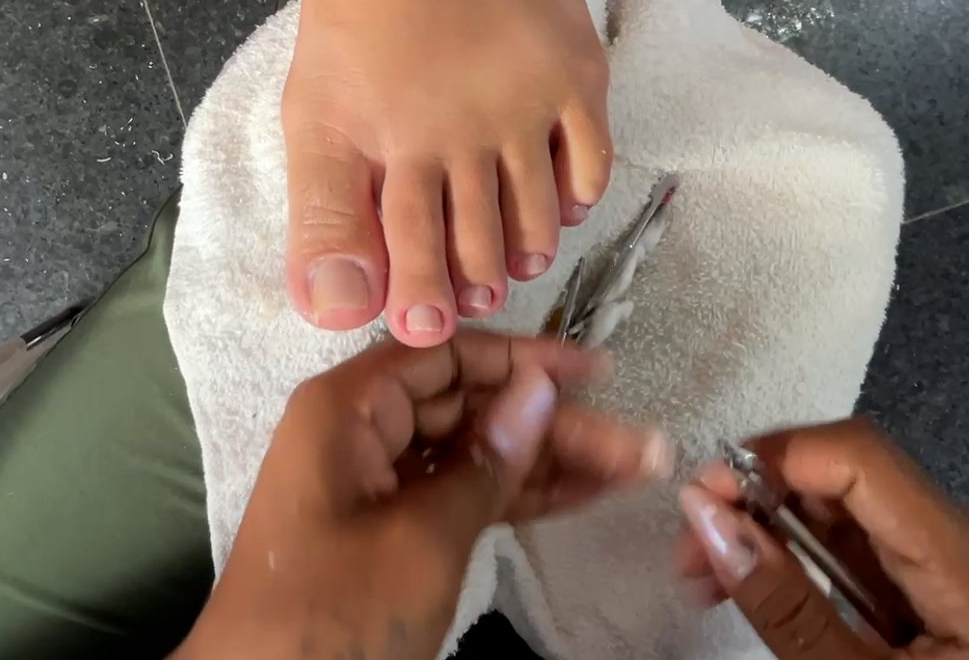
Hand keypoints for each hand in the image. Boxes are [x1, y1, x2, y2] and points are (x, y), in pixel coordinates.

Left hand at [177, 332, 669, 659]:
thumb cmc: (332, 614)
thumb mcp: (421, 537)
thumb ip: (486, 461)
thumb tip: (541, 387)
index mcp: (348, 405)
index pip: (446, 354)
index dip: (523, 358)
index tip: (594, 369)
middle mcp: (360, 426)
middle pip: (467, 404)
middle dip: (550, 422)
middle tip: (636, 441)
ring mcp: (375, 476)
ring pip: (471, 451)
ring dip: (546, 462)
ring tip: (631, 468)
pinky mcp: (389, 522)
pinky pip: (458, 491)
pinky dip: (514, 496)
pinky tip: (581, 494)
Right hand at [674, 418, 968, 659]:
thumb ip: (784, 604)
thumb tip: (700, 508)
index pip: (860, 458)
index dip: (773, 456)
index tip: (703, 497)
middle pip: (845, 479)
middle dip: (756, 498)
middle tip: (691, 549)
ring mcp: (961, 571)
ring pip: (842, 511)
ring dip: (767, 529)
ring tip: (708, 574)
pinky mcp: (942, 594)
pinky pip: (857, 549)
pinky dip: (799, 559)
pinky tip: (759, 586)